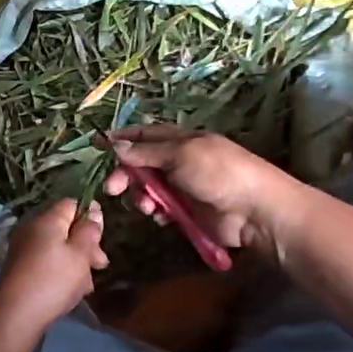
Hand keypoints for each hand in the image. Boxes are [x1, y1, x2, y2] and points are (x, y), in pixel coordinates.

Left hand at [0, 198, 107, 328]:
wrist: (15, 315)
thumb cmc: (54, 280)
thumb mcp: (80, 253)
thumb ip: (89, 230)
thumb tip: (93, 210)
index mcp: (47, 219)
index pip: (72, 203)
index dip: (90, 215)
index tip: (101, 236)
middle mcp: (33, 229)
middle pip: (67, 227)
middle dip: (86, 244)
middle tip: (100, 264)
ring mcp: (26, 249)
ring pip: (60, 247)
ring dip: (77, 262)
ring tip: (86, 285)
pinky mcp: (23, 268)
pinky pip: (48, 261)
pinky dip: (62, 271)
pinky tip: (72, 290)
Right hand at [104, 126, 313, 259]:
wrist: (254, 210)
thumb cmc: (219, 172)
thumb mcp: (181, 154)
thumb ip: (147, 152)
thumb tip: (116, 144)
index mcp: (182, 140)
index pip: (146, 134)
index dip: (123, 138)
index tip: (98, 144)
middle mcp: (181, 161)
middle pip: (142, 164)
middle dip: (126, 174)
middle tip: (112, 189)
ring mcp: (184, 187)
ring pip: (149, 189)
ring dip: (141, 196)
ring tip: (146, 206)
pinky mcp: (188, 212)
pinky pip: (162, 209)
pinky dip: (156, 212)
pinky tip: (160, 217)